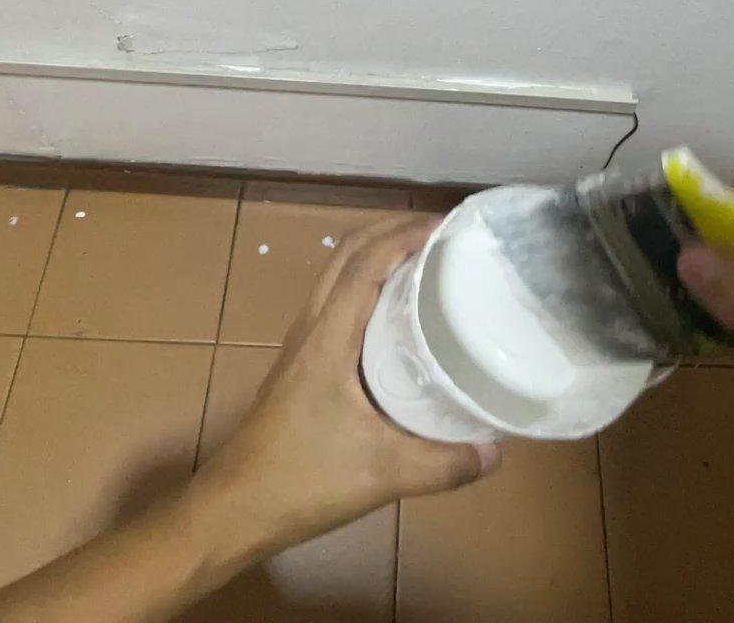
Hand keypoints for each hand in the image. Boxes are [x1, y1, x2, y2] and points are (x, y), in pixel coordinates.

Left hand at [192, 214, 500, 556]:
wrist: (235, 506)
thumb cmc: (303, 479)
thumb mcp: (382, 473)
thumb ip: (444, 464)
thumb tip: (497, 452)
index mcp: (328, 336)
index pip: (366, 262)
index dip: (405, 234)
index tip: (449, 227)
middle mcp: (313, 324)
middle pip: (349, 251)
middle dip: (393, 228)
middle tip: (443, 232)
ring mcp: (304, 338)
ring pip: (338, 270)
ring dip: (378, 248)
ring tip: (425, 254)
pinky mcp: (304, 356)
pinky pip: (337, 295)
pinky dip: (367, 277)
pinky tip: (396, 304)